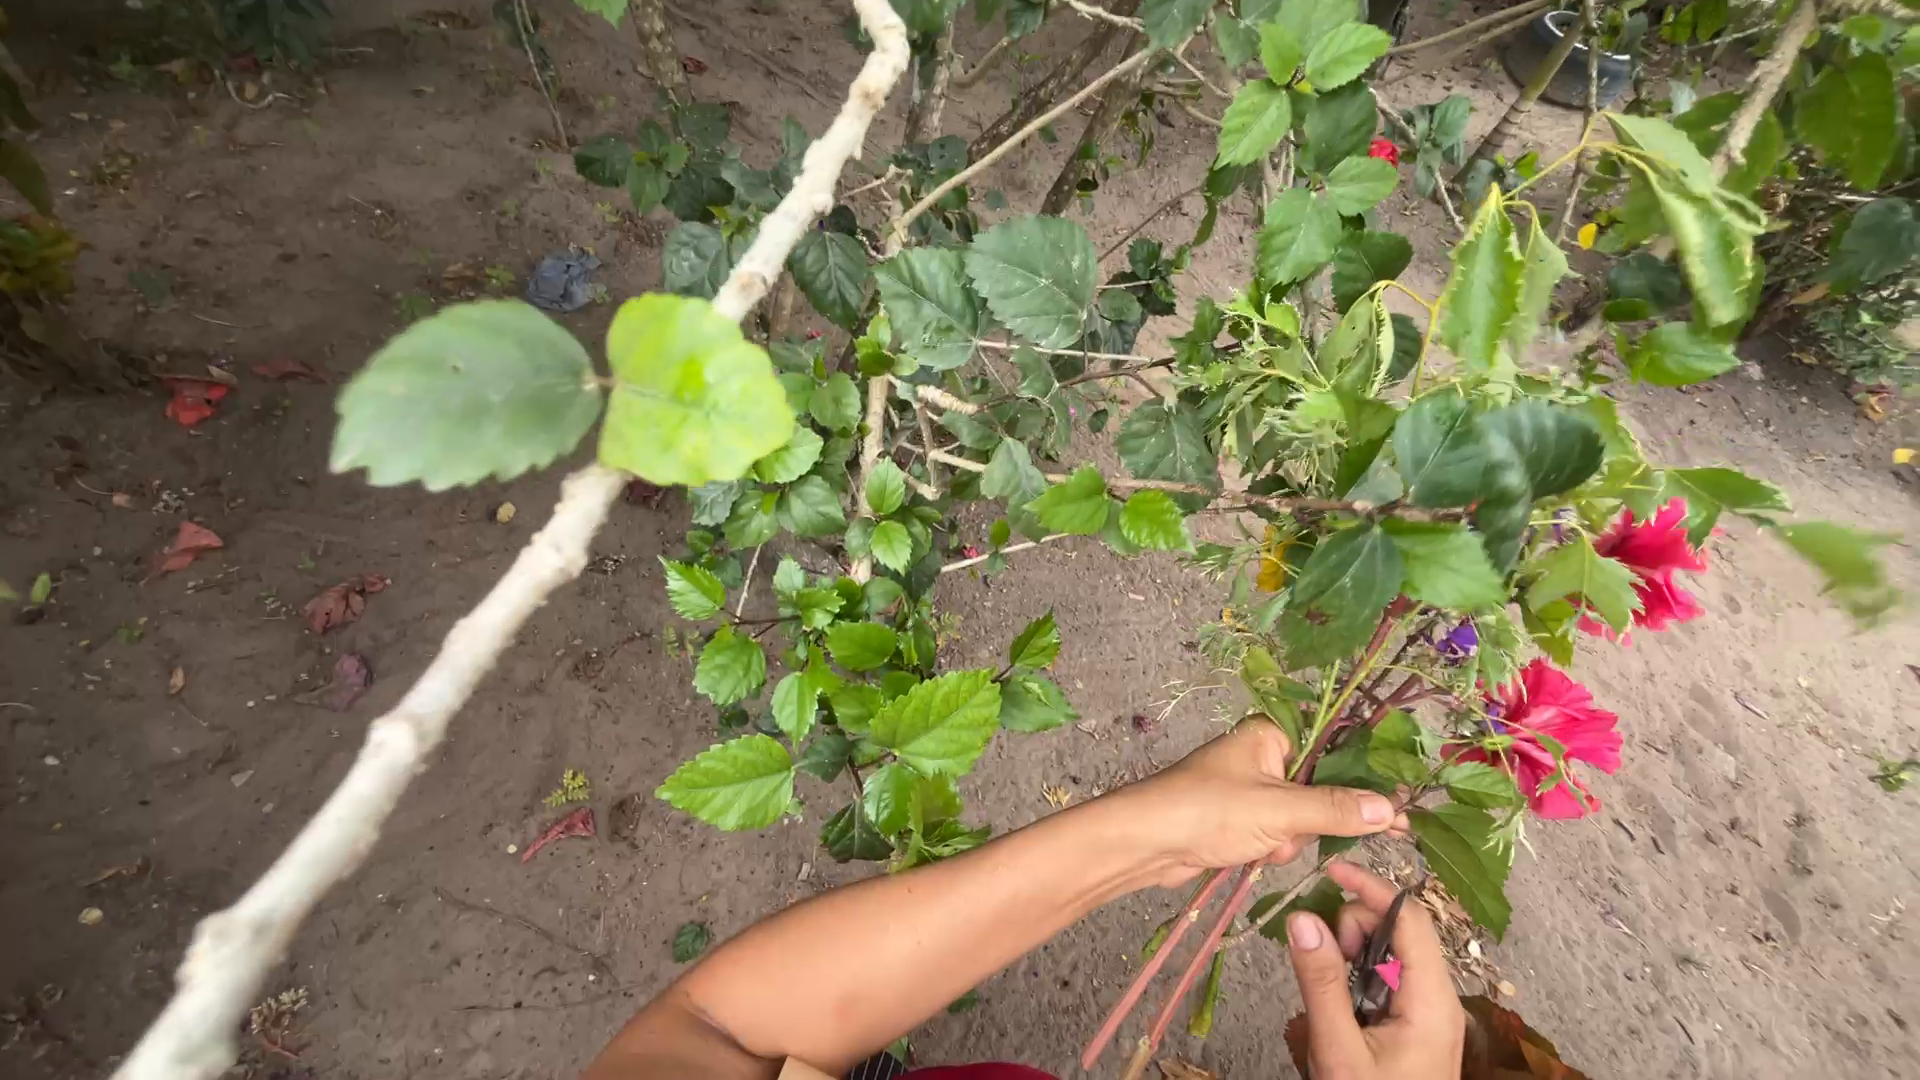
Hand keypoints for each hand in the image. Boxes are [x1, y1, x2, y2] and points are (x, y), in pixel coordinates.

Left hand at [1103, 718, 1406, 887]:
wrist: (1148, 842)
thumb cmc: (1208, 810)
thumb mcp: (1279, 809)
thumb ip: (1335, 809)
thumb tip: (1391, 807)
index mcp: (1268, 733)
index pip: (1332, 747)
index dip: (1362, 778)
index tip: (1399, 806)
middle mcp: (1260, 754)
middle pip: (1319, 788)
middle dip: (1309, 820)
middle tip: (1293, 831)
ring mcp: (1250, 788)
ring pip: (1300, 818)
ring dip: (1287, 839)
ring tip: (1261, 842)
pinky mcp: (1240, 818)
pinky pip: (1277, 834)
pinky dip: (1270, 849)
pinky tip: (1250, 854)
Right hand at [1286, 861, 1464, 1079]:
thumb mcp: (1339, 1048)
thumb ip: (1320, 979)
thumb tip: (1302, 914)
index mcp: (1431, 1001)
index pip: (1409, 918)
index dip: (1371, 885)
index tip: (1328, 867)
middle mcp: (1437, 998)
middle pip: (1395, 927)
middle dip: (1353, 924)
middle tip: (1324, 955)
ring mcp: (1425, 1011)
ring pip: (1386, 948)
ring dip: (1350, 947)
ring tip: (1329, 986)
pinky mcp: (1410, 1022)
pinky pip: (1381, 972)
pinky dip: (1353, 968)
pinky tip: (1337, 996)